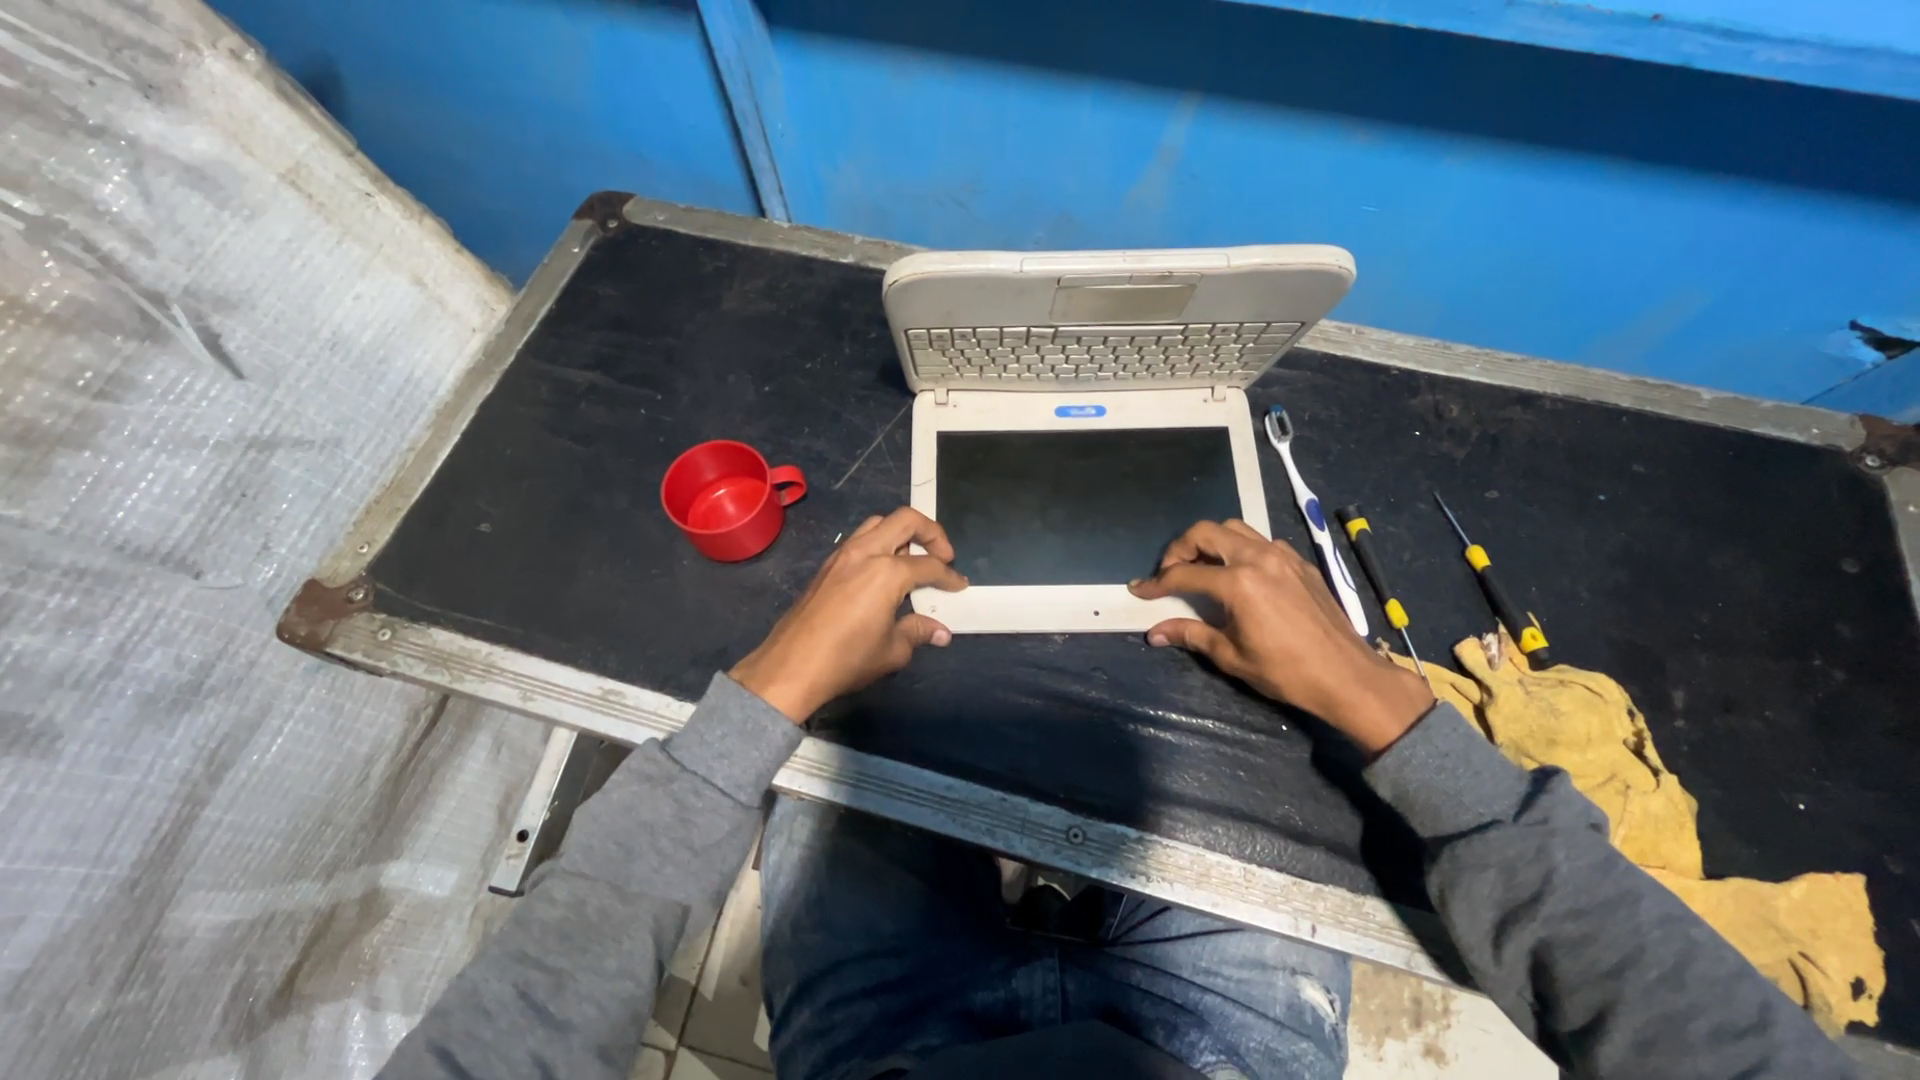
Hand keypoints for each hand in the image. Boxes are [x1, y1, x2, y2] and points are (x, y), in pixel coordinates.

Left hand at [731, 507, 967, 722]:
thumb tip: (941, 632)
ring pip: (878, 523)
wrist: (792, 667)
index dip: (949, 576)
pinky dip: (878, 544)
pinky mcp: (826, 566)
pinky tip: (883, 571)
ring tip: (912, 558)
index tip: (960, 586)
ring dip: (901, 533)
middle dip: (931, 532)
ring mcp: (842, 555)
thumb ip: (918, 632)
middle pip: (905, 520)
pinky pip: (859, 540)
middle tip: (943, 556)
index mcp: (887, 572)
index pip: (929, 566)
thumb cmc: (847, 659)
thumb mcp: (892, 650)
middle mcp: (866, 553)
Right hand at [1129, 520, 1433, 755]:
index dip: (1157, 583)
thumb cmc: (1286, 672)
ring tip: (1201, 567)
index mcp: (1239, 583)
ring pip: (1235, 528)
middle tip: (1170, 572)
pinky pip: (1261, 541)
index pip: (1184, 574)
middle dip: (1179, 548)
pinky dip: (1240, 548)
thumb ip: (1190, 634)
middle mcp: (1259, 558)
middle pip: (1206, 532)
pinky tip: (1239, 574)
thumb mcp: (1231, 656)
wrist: (1346, 676)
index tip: (1140, 590)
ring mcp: (1283, 556)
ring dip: (1211, 542)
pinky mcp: (1300, 562)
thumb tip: (1155, 633)